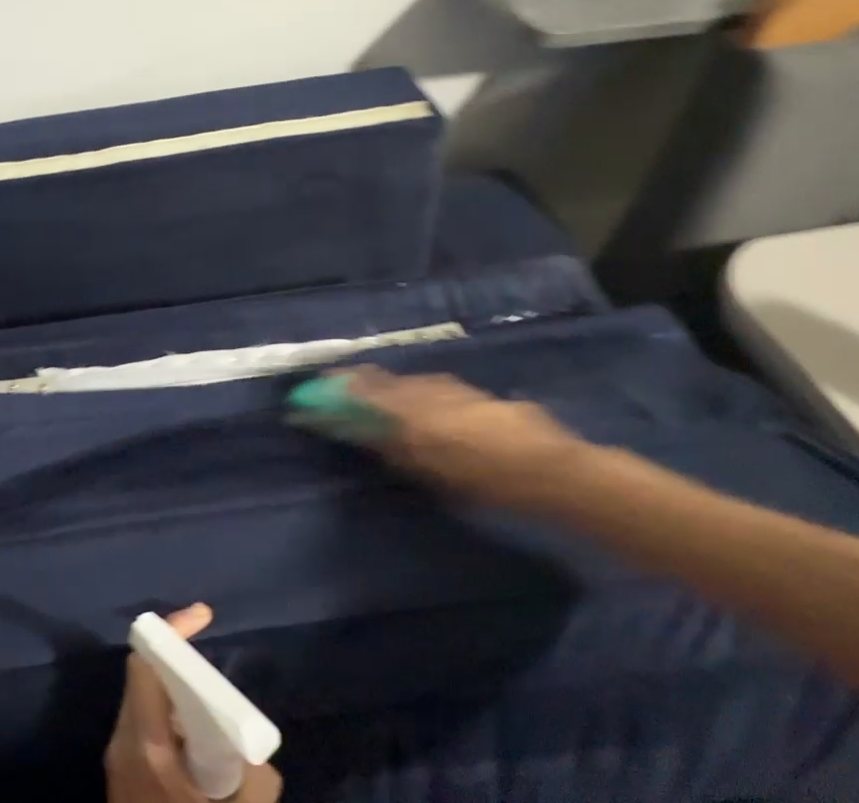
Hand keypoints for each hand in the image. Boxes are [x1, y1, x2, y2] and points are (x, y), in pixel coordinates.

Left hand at [106, 604, 281, 802]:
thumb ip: (255, 773)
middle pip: (143, 677)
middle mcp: (120, 744)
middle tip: (217, 677)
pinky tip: (201, 747)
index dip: (170, 629)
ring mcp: (116, 761)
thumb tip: (253, 749)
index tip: (203, 616)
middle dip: (181, 665)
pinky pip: (145, 729)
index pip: (143, 663)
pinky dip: (172, 722)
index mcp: (143, 744)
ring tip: (216, 716)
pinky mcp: (121, 777)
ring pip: (144, 703)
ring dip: (179, 696)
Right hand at [334, 366, 595, 510]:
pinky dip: (410, 390)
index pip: (356, 391)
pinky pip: (427, 386)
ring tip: (367, 392)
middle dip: (351, 383)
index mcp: (407, 406)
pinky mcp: (471, 394)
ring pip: (404, 381)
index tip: (305, 398)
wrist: (553, 470)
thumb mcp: (425, 467)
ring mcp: (450, 388)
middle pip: (378, 380)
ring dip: (381, 385)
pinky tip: (413, 399)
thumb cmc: (483, 478)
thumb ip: (386, 443)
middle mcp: (424, 389)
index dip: (329, 394)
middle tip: (332, 387)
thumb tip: (350, 425)